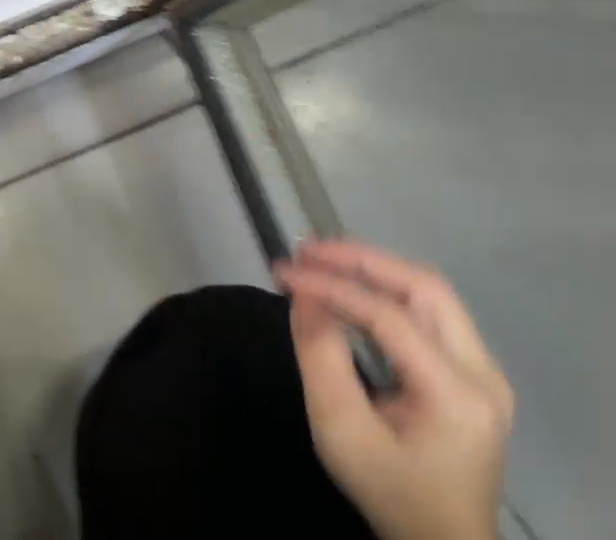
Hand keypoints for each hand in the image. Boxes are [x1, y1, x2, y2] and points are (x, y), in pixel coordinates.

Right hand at [278, 240, 512, 539]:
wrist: (440, 536)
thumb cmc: (387, 485)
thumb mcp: (340, 426)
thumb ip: (321, 355)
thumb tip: (303, 294)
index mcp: (456, 392)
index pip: (389, 315)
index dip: (331, 286)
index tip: (279, 270)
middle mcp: (482, 373)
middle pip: (427, 290)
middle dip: (362, 260)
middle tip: (305, 249)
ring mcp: (482, 373)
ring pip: (431, 296)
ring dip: (373, 270)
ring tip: (319, 260)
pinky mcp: (468, 376)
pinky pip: (428, 315)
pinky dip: (383, 292)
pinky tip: (346, 290)